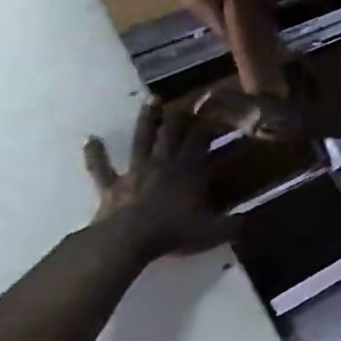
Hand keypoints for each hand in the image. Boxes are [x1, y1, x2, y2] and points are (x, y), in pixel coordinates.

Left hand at [83, 101, 236, 261]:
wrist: (126, 241)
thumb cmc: (174, 233)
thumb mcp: (215, 231)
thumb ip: (235, 224)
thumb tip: (250, 219)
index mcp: (189, 172)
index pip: (199, 140)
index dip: (207, 124)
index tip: (215, 110)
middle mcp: (162, 165)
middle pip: (171, 133)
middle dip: (179, 115)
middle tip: (185, 99)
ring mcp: (135, 173)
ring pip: (141, 140)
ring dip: (146, 120)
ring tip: (151, 101)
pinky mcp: (111, 186)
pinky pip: (101, 168)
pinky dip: (95, 154)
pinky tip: (90, 141)